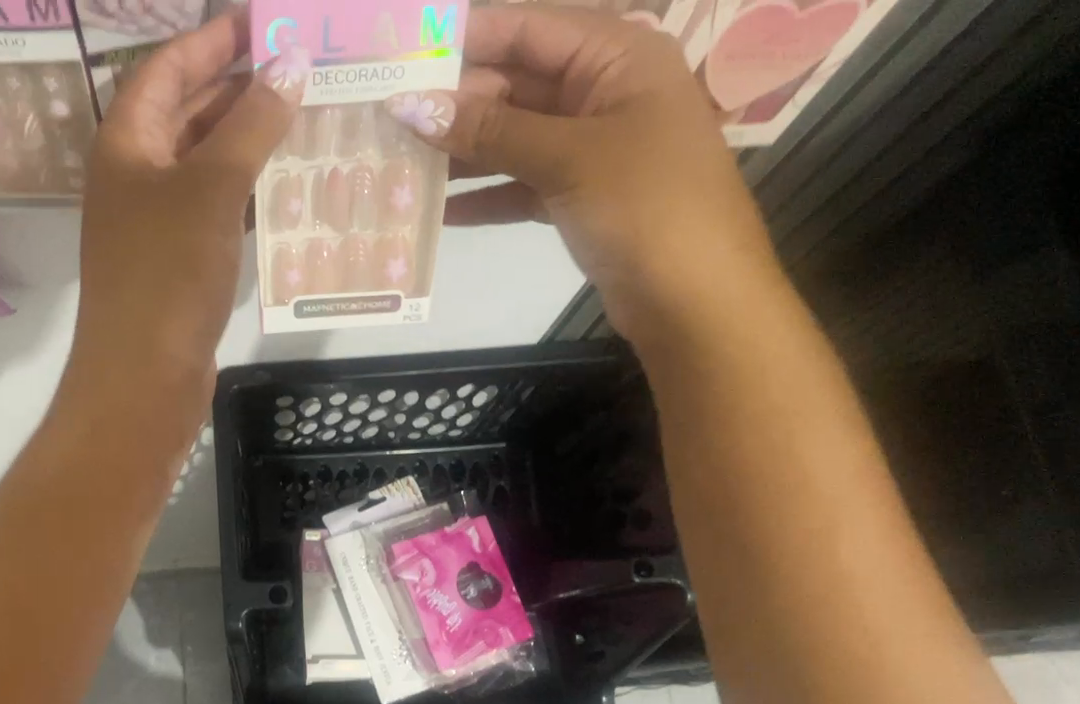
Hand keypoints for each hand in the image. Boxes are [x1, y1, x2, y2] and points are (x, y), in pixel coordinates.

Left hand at [67, 11, 305, 421]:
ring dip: (251, 142)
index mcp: (126, 142)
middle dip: (240, 87)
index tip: (267, 21)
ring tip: (310, 116)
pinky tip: (292, 186)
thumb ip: (251, 123)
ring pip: (206, 165)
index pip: (167, 68)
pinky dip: (250, 194)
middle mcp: (134, 176)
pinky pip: (216, 211)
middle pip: (186, 112)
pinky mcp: (178, 264)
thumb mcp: (212, 187)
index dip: (213, 40)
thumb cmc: (167, 273)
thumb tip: (290, 65)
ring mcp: (155, 223)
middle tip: (304, 66)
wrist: (142, 378)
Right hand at [386, 7, 781, 340]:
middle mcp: (602, 92)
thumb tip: (410, 106)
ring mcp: (589, 147)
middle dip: (452, 103)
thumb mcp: (568, 158)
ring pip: (511, 137)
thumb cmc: (647, 206)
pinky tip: (436, 211)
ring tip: (396, 163)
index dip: (463, 39)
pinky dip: (482, 196)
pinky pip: (519, 184)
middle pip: (513, 83)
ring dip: (459, 153)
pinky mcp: (577, 196)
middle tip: (383, 120)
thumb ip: (489, 131)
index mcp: (617, 56)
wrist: (696, 298)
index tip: (398, 55)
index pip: (526, 28)